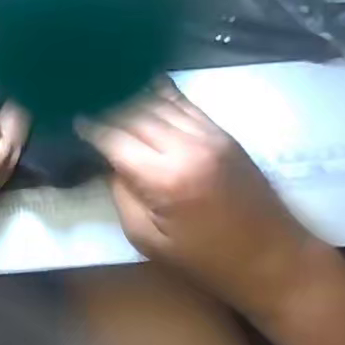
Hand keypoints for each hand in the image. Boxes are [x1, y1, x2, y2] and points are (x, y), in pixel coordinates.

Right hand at [78, 83, 323, 318]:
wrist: (273, 258)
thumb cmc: (206, 262)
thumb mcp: (150, 241)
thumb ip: (123, 195)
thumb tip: (108, 161)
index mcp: (164, 178)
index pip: (115, 138)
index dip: (90, 126)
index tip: (71, 117)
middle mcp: (186, 146)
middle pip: (135, 113)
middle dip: (106, 105)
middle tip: (84, 98)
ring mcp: (208, 135)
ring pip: (160, 101)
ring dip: (131, 92)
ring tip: (108, 85)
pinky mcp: (223, 133)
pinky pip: (186, 103)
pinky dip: (163, 92)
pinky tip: (146, 82)